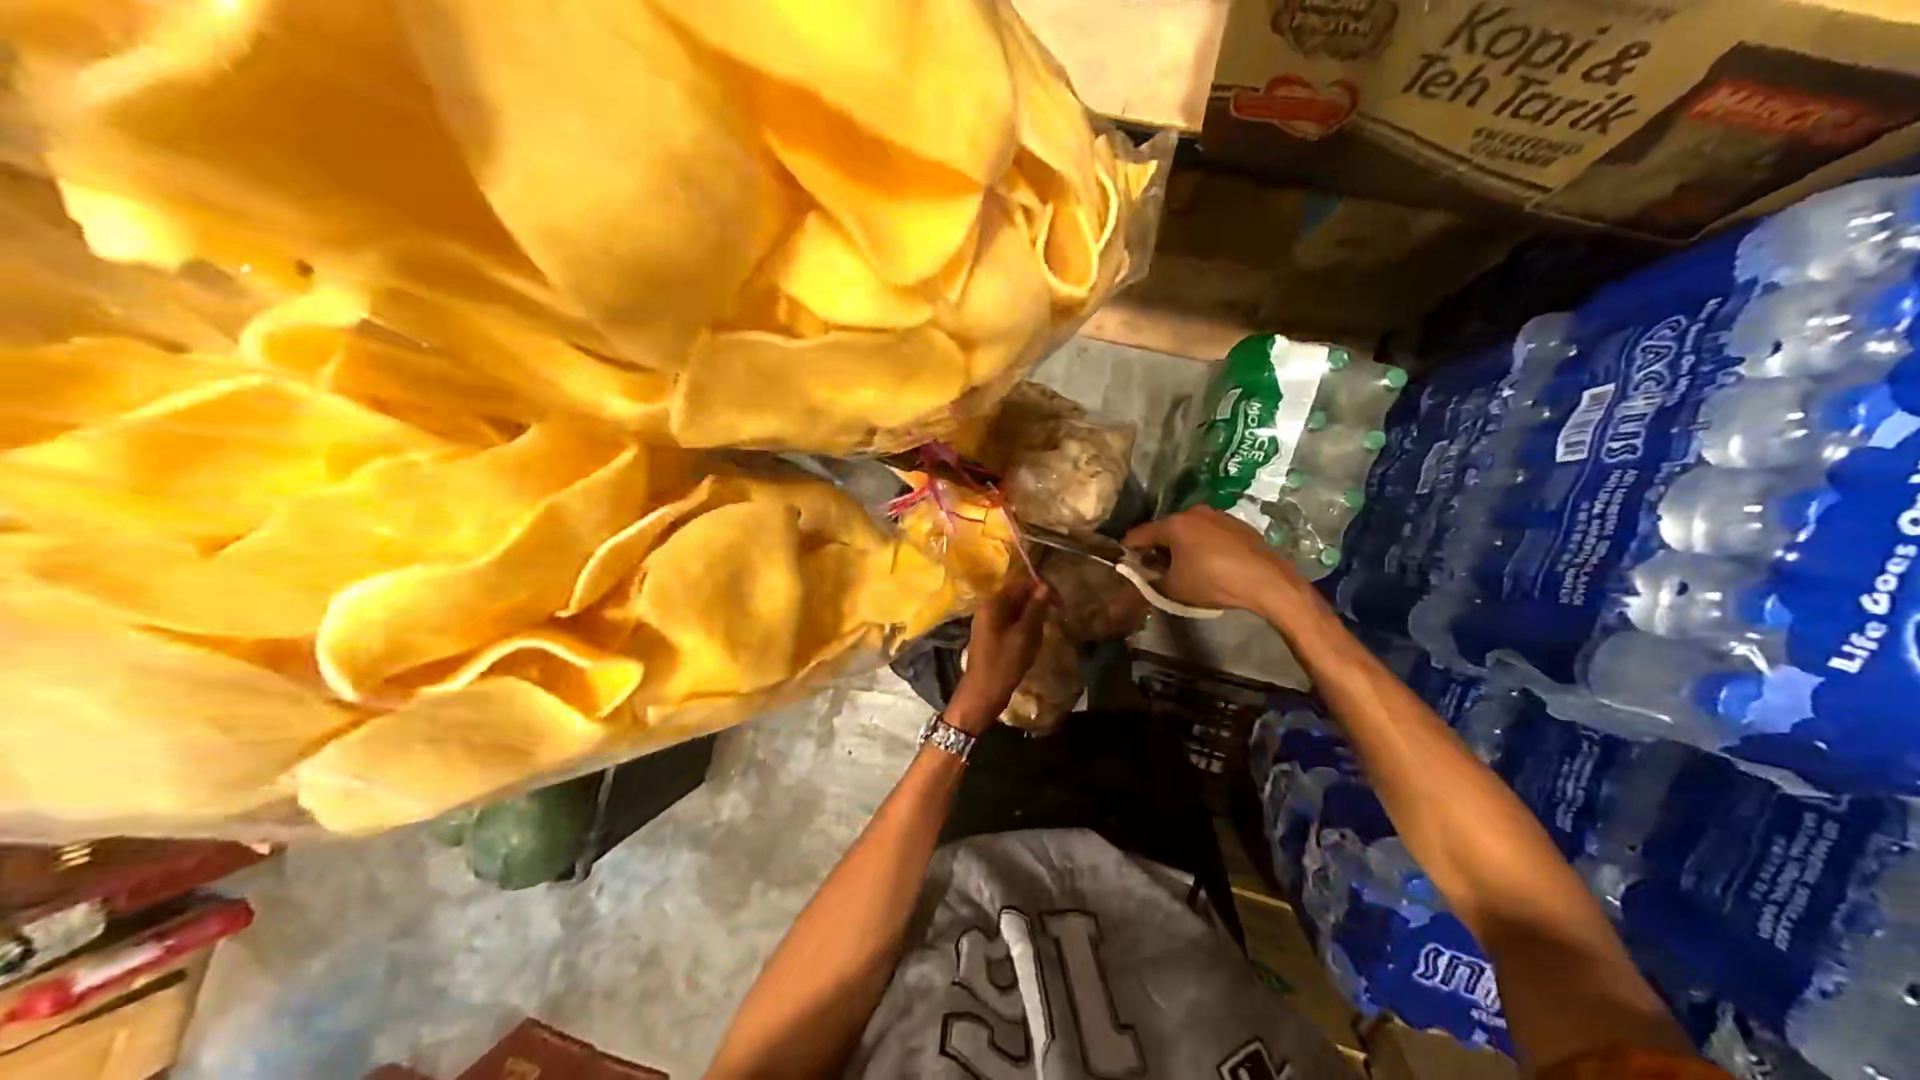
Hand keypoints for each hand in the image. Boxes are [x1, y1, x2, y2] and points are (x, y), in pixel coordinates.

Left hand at [948, 578, 1052, 733]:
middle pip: (1019, 597)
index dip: (1041, 589)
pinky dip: (1024, 632)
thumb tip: (1044, 585)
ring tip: (1036, 642)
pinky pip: (1013, 625)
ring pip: (1018, 613)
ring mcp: (989, 621)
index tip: (1059, 603)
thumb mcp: (1024, 635)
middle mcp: (988, 607)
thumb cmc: (1004, 663)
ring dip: (1032, 624)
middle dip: (1037, 608)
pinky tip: (1029, 647)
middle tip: (1049, 624)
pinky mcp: (992, 635)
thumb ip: (1035, 608)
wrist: (983, 693)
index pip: (1021, 584)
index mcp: (993, 603)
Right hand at [1122, 506, 1304, 614]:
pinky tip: (1208, 563)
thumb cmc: (1213, 583)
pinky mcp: (1237, 524)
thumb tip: (1139, 576)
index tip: (1123, 563)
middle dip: (1156, 548)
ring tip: (1183, 567)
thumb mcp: (1173, 589)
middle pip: (1164, 530)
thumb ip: (1149, 581)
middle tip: (1154, 569)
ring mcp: (1218, 515)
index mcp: (1173, 524)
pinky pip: (1208, 532)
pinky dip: (1201, 545)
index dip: (1128, 550)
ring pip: (1188, 530)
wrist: (1267, 581)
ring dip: (1180, 546)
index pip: (1138, 534)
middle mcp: (1193, 512)